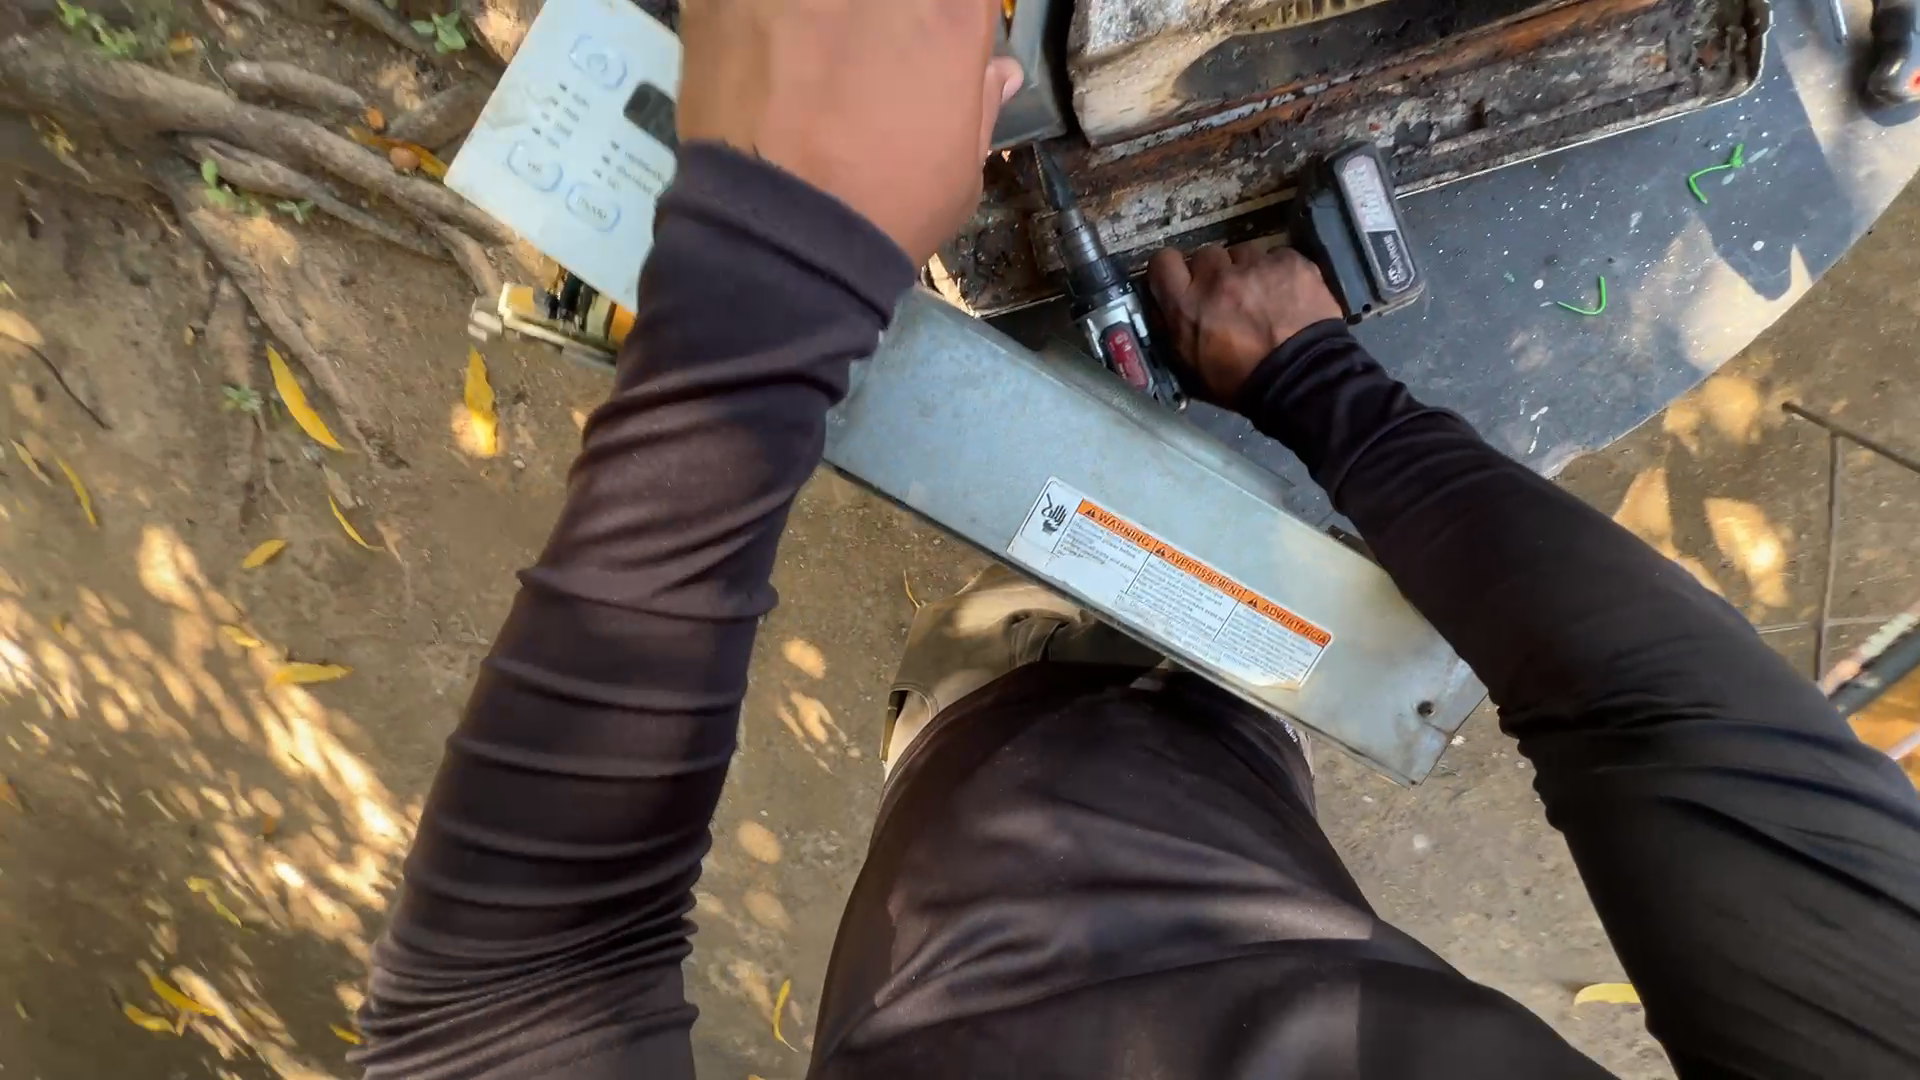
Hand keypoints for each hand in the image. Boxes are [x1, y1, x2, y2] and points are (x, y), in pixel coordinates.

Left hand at [678, 0, 1022, 263]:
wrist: (784, 247)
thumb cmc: (890, 216)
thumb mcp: (960, 179)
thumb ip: (981, 108)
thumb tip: (998, 72)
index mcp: (945, 10)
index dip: (940, 29)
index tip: (925, 60)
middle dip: (873, 29)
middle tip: (858, 76)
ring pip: (813, 2)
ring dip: (813, 27)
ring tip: (804, 77)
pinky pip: (740, 3)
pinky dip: (750, 29)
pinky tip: (755, 77)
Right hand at [1147, 243, 1344, 402]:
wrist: (1301, 379)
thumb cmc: (1240, 383)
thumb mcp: (1189, 367)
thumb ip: (1173, 330)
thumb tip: (1166, 308)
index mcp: (1186, 306)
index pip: (1163, 261)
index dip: (1170, 269)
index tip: (1179, 280)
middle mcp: (1216, 278)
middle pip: (1205, 254)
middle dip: (1211, 272)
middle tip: (1224, 295)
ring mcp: (1255, 266)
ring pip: (1242, 253)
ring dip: (1245, 270)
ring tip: (1259, 296)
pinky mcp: (1290, 261)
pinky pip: (1276, 256)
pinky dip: (1277, 272)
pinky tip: (1285, 294)